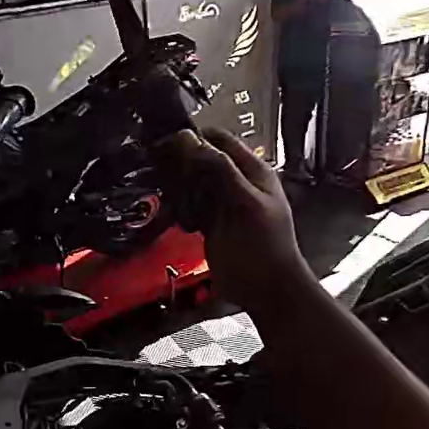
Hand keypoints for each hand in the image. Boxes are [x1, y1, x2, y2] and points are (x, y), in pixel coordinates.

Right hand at [156, 127, 319, 317]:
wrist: (267, 290)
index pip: (218, 139)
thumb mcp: (245, 202)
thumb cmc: (263, 245)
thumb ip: (220, 169)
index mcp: (251, 170)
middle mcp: (235, 182)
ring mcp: (221, 203)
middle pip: (201, 159)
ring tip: (169, 197)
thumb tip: (188, 140)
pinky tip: (176, 216)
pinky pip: (189, 205)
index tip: (167, 144)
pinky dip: (179, 207)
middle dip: (181, 163)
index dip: (194, 137)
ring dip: (178, 187)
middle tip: (161, 172)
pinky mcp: (209, 224)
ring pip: (192, 182)